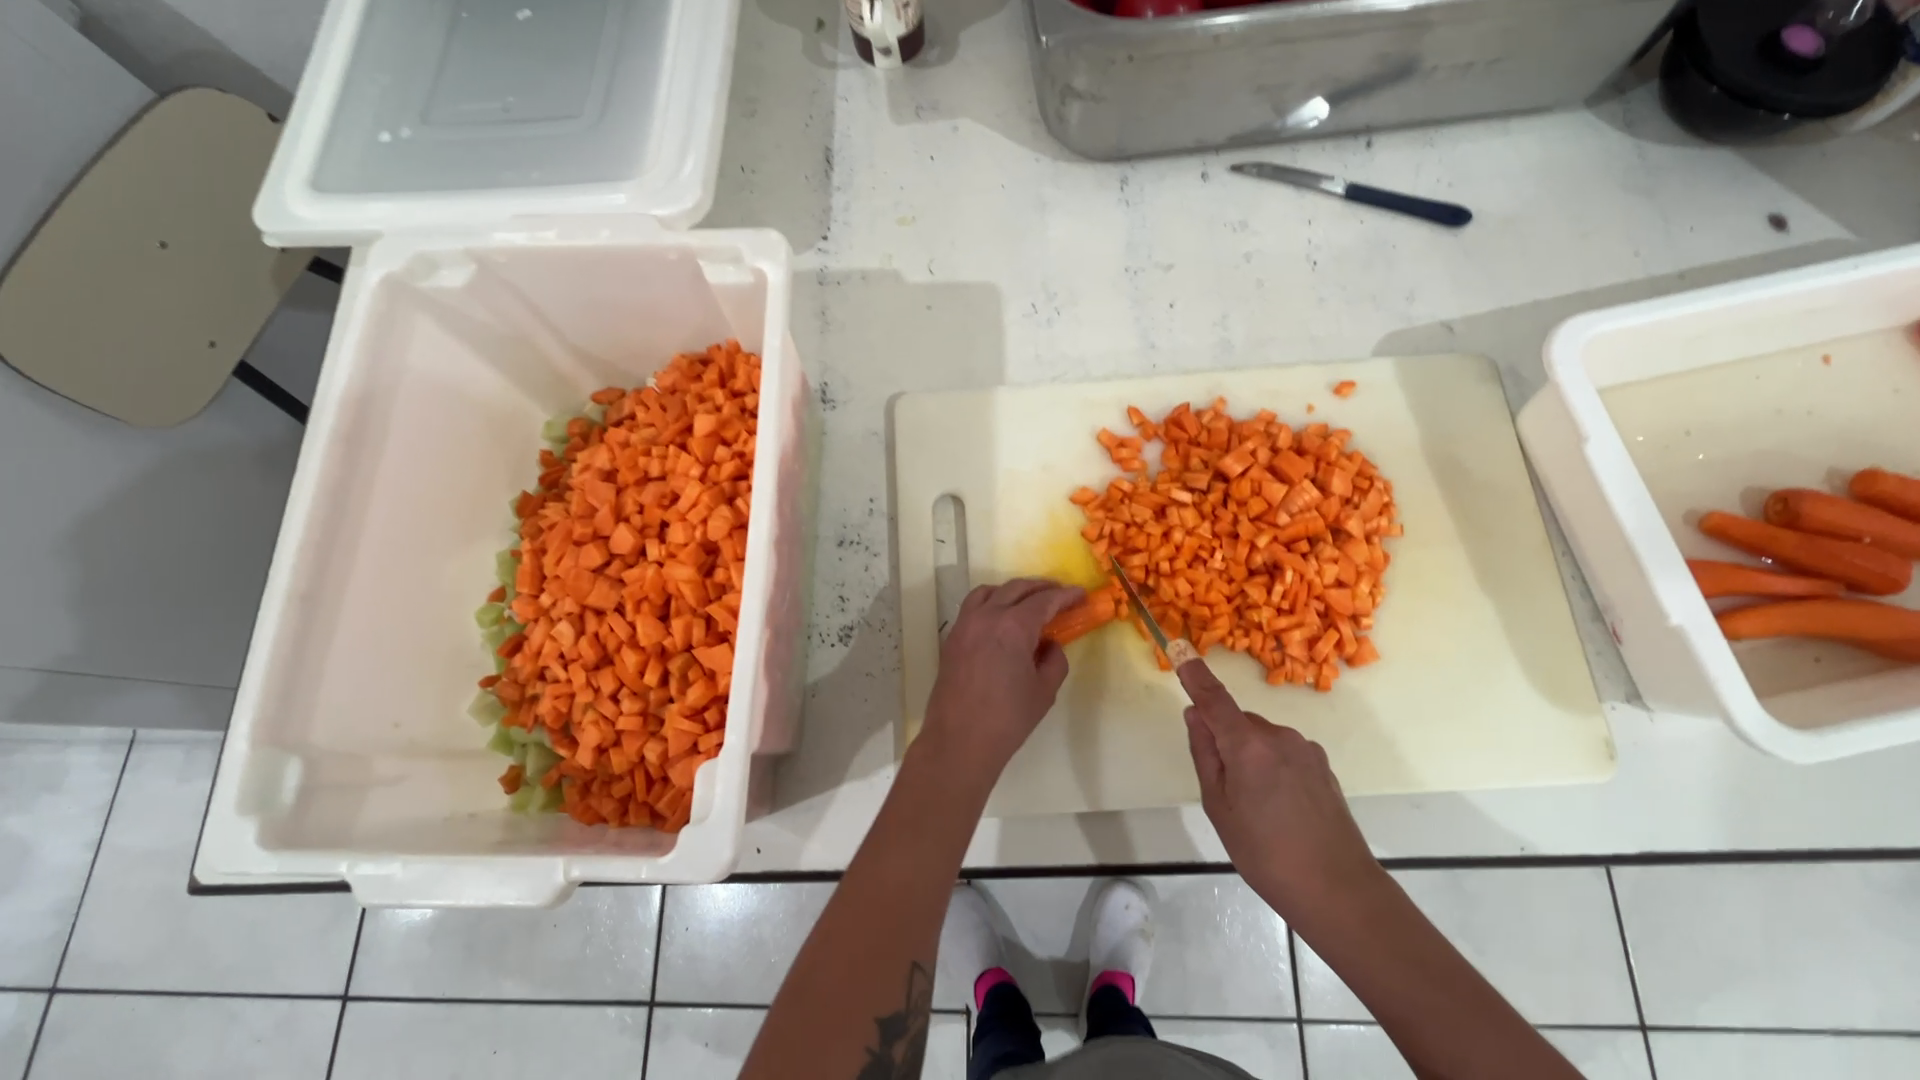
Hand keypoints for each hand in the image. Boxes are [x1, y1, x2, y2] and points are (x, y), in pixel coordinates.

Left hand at [918, 578, 1084, 779]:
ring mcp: (964, 625)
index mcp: (1013, 626)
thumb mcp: (1044, 691)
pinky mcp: (952, 639)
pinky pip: (972, 607)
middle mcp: (986, 617)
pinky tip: (1001, 618)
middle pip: (1016, 589)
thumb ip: (1054, 660)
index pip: (1044, 600)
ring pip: (989, 592)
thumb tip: (1049, 644)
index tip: (1080, 594)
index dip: (1064, 596)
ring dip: (1012, 591)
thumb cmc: (1008, 719)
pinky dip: (991, 602)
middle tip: (1059, 594)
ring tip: (1029, 601)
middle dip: (1040, 588)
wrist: (959, 741)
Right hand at [1179, 662, 1384, 922]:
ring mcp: (1306, 750)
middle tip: (1225, 792)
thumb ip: (1205, 755)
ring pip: (1262, 740)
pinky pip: (1284, 754)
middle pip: (1238, 723)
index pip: (1214, 699)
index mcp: (1248, 745)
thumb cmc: (1264, 853)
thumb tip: (1195, 716)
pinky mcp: (1322, 765)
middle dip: (1225, 742)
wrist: (1336, 888)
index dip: (1195, 676)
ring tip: (1257, 810)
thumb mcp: (1219, 808)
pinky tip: (1281, 809)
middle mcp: (1279, 737)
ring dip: (1251, 758)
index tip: (1180, 651)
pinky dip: (1272, 768)